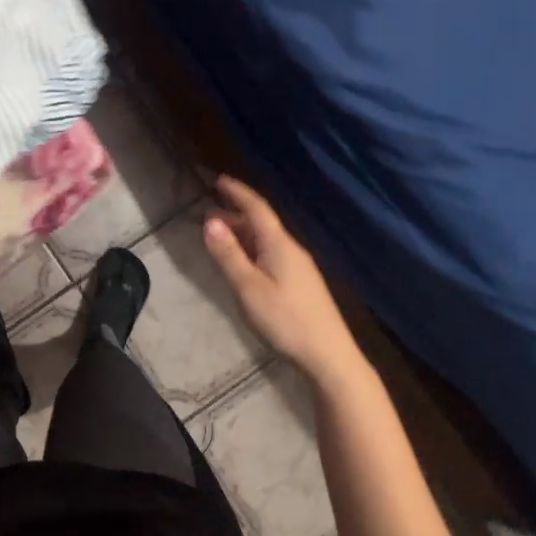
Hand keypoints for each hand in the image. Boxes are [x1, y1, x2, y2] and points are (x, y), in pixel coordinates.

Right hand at [203, 175, 363, 382]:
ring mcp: (298, 267)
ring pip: (265, 240)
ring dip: (241, 234)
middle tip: (206, 215)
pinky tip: (242, 263)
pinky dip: (251, 250)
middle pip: (261, 224)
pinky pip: (270, 254)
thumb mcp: (248, 288)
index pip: (257, 209)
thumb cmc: (285, 319)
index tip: (219, 180)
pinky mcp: (300, 284)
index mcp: (279, 245)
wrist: (329, 356)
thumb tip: (209, 221)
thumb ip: (228, 254)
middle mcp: (291, 249)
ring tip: (218, 238)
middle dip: (233, 215)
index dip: (238, 193)